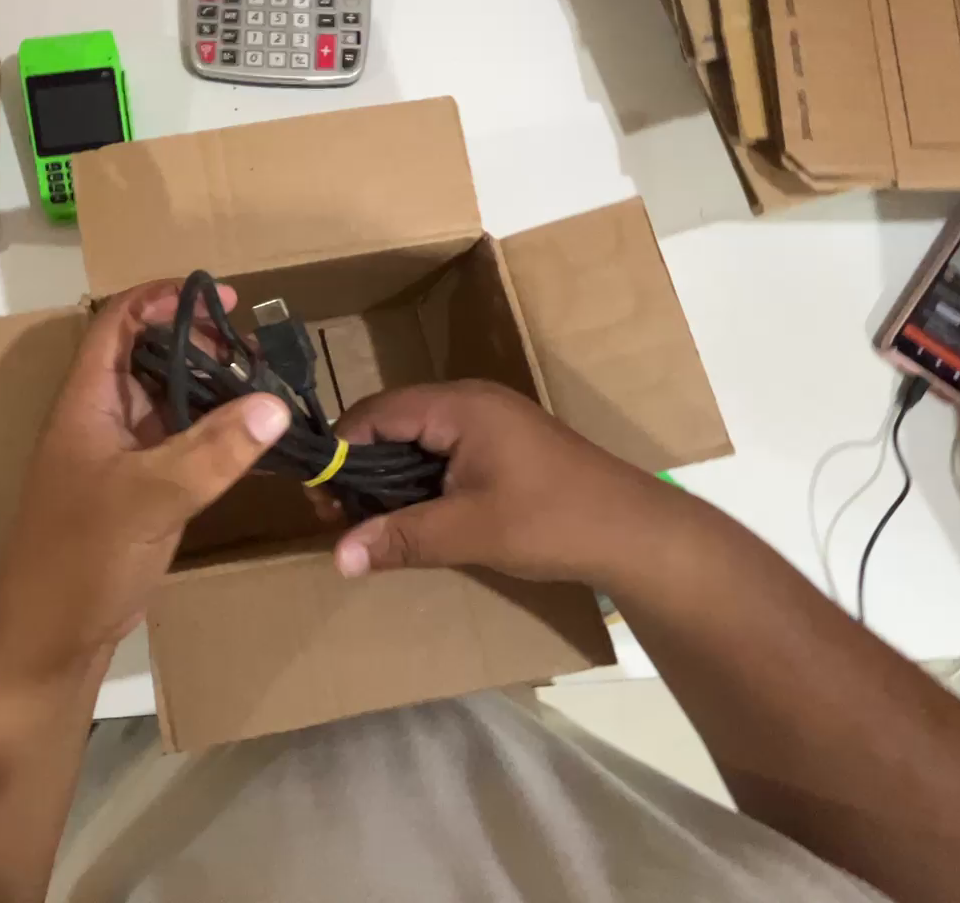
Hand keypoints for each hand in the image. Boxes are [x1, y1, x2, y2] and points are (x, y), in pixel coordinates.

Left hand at [0, 280, 290, 670]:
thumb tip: (275, 405)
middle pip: (150, 355)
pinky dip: (214, 433)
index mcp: (88, 400)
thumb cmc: (80, 556)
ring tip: (264, 389)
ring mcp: (121, 454)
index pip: (119, 321)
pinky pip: (181, 442)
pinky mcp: (140, 488)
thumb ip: (212, 451)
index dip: (165, 298)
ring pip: (169, 400)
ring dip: (211, 389)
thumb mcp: (148, 497)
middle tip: (255, 354)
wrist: (50, 634)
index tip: (223, 298)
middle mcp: (103, 417)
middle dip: (202, 343)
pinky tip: (252, 439)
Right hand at [330, 381, 688, 584]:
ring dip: (390, 475)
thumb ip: (400, 538)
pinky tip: (414, 514)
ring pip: (416, 438)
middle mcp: (470, 402)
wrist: (638, 534)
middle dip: (361, 465)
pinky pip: (442, 450)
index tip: (322, 496)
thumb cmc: (553, 521)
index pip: (376, 413)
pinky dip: (419, 479)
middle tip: (340, 514)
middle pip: (393, 422)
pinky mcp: (501, 444)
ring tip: (370, 518)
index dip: (342, 450)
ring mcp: (489, 421)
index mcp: (458, 406)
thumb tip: (337, 558)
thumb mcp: (469, 531)